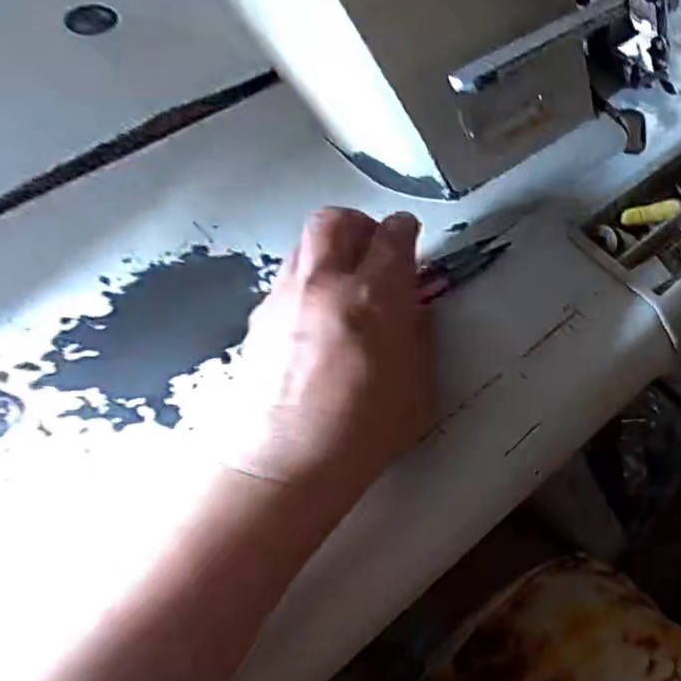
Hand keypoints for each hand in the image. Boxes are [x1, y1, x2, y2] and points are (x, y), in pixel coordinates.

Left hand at [228, 208, 436, 487]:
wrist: (290, 458)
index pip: (392, 239)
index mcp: (376, 298)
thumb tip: (413, 310)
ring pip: (305, 245)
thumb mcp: (419, 383)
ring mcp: (286, 298)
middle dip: (360, 225)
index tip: (411, 235)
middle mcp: (326, 284)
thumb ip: (418, 336)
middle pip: (335, 221)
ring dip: (332, 250)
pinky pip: (289, 279)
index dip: (405, 232)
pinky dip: (311, 281)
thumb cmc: (368, 427)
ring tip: (350, 281)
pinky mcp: (260, 319)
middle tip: (377, 245)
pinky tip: (324, 317)